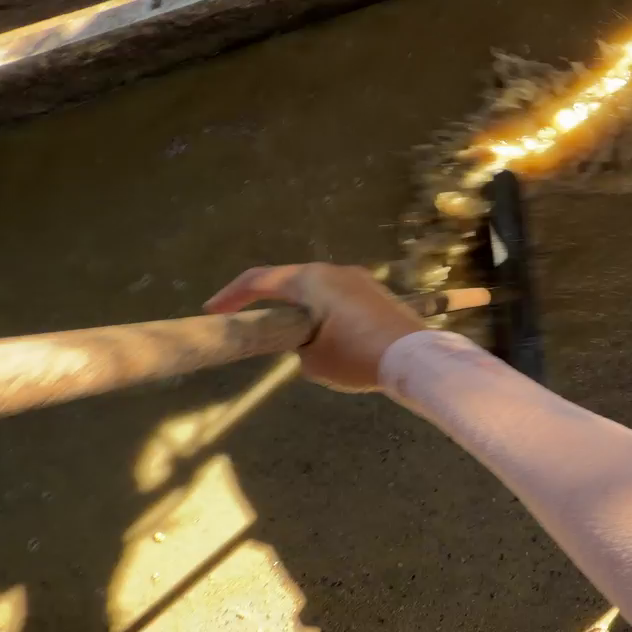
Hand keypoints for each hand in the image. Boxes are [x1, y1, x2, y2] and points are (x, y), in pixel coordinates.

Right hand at [206, 263, 426, 390]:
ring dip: (306, 310)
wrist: (418, 359)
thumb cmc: (358, 356)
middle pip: (292, 283)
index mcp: (311, 279)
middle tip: (252, 321)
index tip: (213, 311)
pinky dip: (331, 316)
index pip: (258, 281)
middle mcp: (336, 271)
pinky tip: (332, 335)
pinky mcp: (382, 296)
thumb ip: (298, 345)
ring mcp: (363, 281)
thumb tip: (310, 341)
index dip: (231, 296)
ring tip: (295, 335)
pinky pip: (345, 302)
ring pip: (322, 293)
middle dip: (271, 302)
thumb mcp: (313, 360)